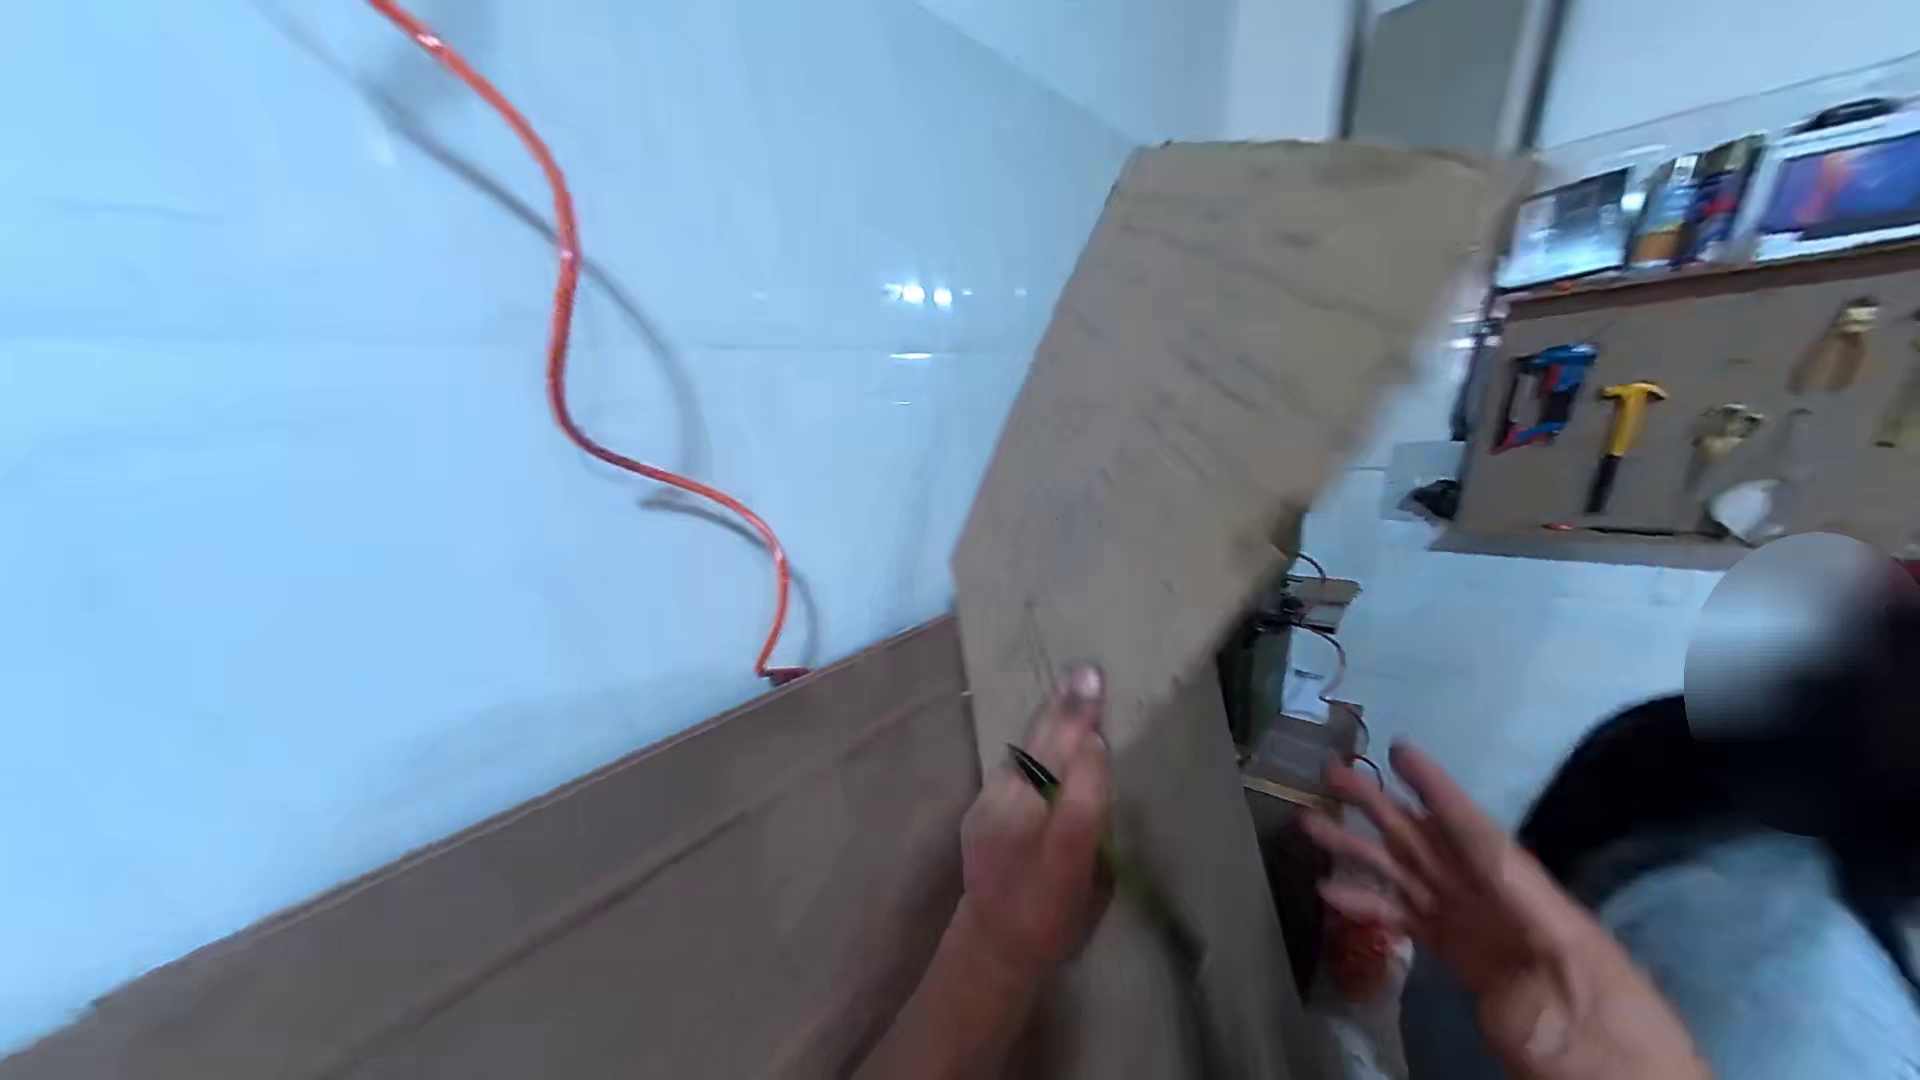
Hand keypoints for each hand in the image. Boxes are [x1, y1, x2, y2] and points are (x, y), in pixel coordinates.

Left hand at [955, 665, 1113, 982]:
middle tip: (1088, 676)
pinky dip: (1032, 739)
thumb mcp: (1094, 887)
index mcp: (1059, 866)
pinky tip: (1048, 718)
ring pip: (1024, 756)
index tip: (1101, 733)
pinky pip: (1010, 763)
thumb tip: (1093, 764)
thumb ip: (1093, 828)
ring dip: (1050, 719)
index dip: (1088, 768)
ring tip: (1071, 686)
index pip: (1076, 808)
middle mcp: (1018, 837)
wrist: (992, 939)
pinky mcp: (975, 806)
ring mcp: (989, 817)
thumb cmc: (1058, 919)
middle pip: (1045, 768)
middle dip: (1069, 721)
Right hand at [1302, 743, 1709, 1079]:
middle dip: (1376, 805)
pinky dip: (1364, 903)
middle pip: (1423, 841)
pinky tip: (1329, 894)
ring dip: (1355, 848)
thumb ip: (1536, 913)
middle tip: (1331, 774)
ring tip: (1308, 824)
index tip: (1398, 750)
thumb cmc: (1618, 1037)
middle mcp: (1490, 898)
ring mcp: (1469, 926)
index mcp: (1527, 893)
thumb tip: (1491, 862)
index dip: (1434, 789)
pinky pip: (1401, 916)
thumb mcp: (1581, 967)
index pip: (1473, 830)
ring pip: (1401, 873)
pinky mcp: (1454, 955)